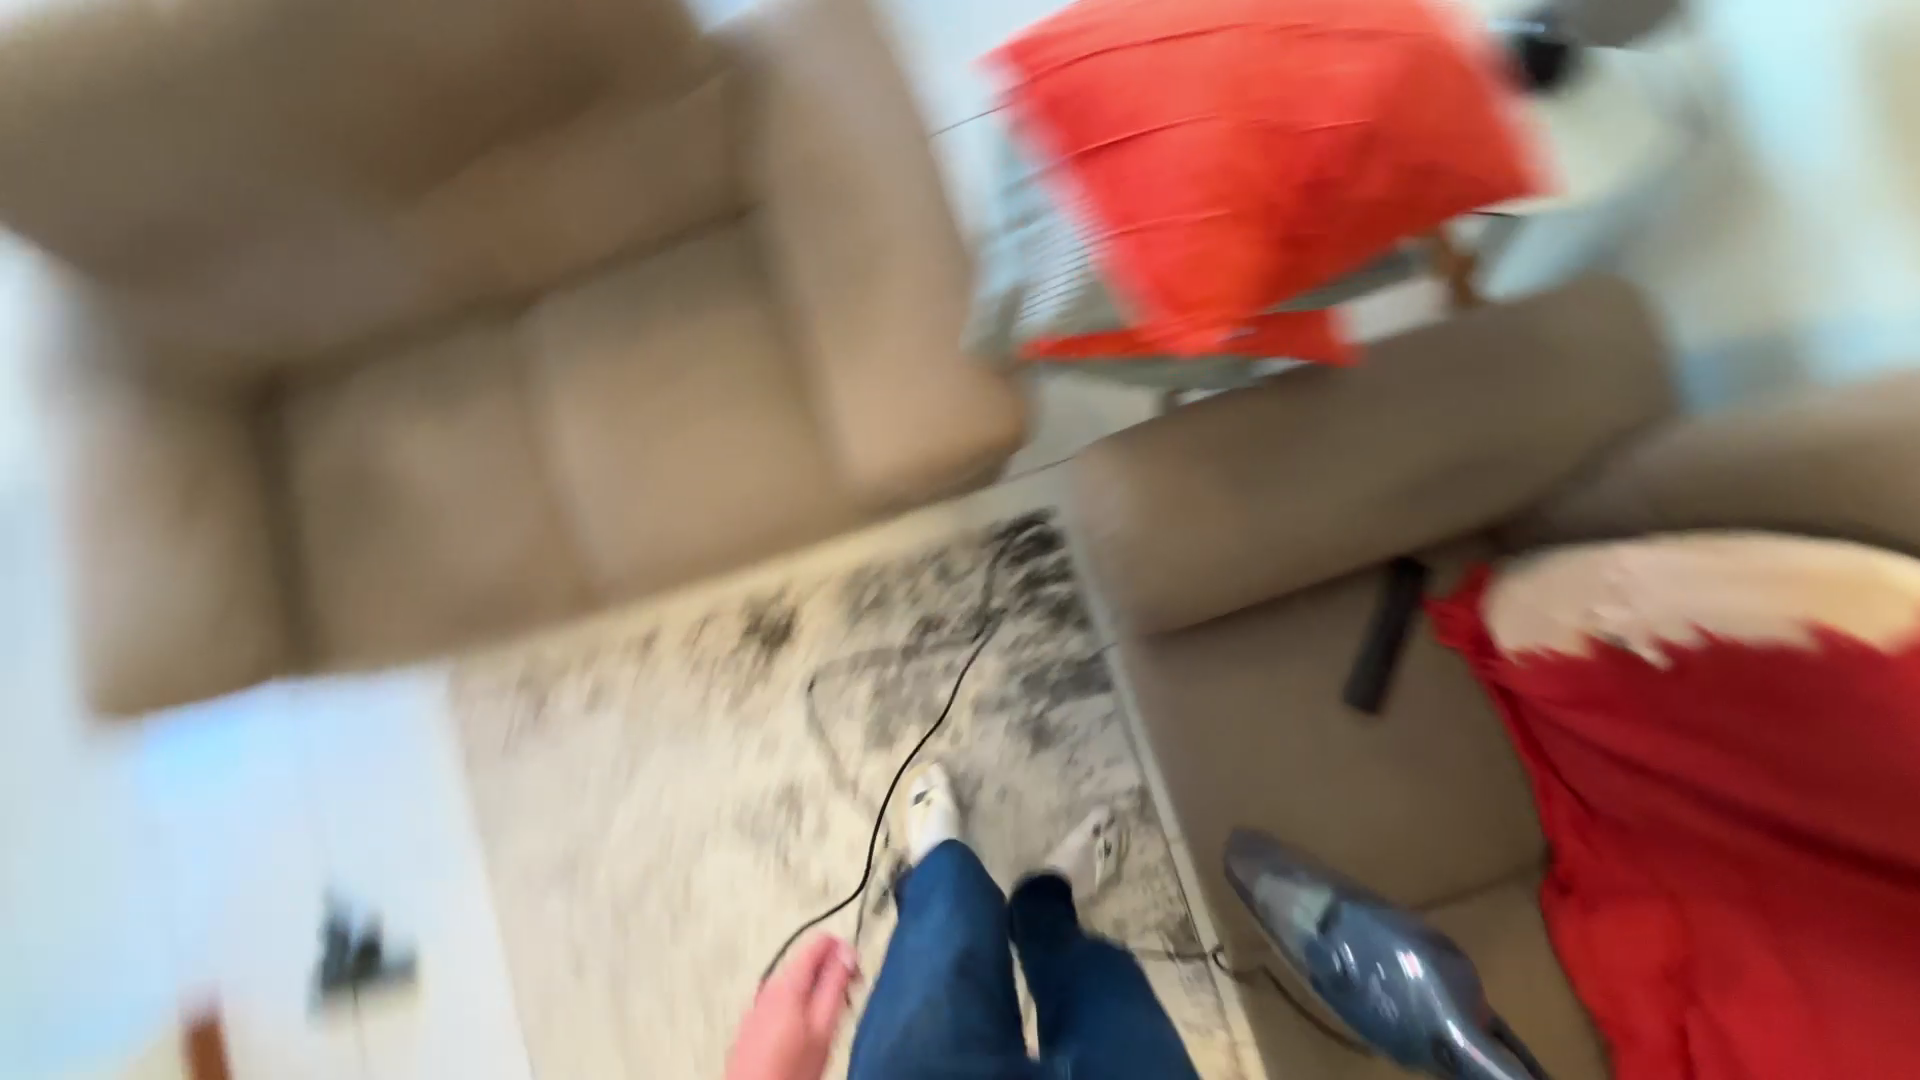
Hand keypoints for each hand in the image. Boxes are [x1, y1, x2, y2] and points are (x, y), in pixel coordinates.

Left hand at [727, 936, 860, 1079]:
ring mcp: (757, 1003)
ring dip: (816, 988)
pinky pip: (781, 998)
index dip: (842, 948)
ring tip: (829, 1016)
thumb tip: (847, 952)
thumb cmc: (791, 1069)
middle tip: (848, 995)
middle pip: (806, 959)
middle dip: (831, 971)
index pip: (819, 940)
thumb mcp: (823, 1026)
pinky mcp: (753, 1021)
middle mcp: (768, 984)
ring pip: (795, 979)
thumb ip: (836, 983)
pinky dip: (799, 1002)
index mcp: (787, 981)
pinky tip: (806, 1029)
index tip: (855, 969)